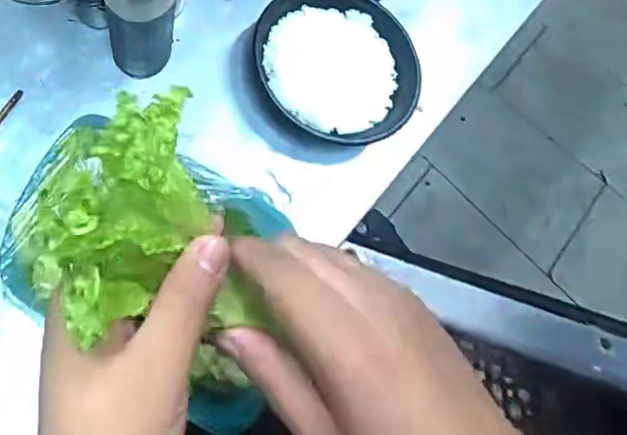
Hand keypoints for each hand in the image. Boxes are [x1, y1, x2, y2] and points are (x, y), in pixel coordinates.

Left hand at [39, 234, 229, 434]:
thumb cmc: (114, 431)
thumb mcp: (152, 364)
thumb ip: (182, 300)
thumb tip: (213, 231)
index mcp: (71, 302)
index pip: (106, 238)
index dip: (145, 214)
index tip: (187, 194)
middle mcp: (83, 316)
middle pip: (127, 265)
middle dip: (169, 243)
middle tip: (215, 216)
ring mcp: (104, 348)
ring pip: (143, 296)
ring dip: (178, 276)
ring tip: (220, 244)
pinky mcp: (125, 375)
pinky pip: (153, 326)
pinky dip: (180, 310)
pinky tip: (210, 296)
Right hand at [218, 236, 512, 434]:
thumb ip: (276, 379)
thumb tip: (226, 327)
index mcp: (346, 339)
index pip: (278, 266)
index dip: (240, 252)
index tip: (210, 257)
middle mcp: (371, 300)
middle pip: (300, 247)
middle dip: (264, 253)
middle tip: (237, 282)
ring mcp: (398, 295)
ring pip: (326, 249)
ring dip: (294, 259)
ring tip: (275, 293)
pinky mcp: (416, 301)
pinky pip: (355, 264)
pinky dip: (325, 268)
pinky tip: (322, 304)